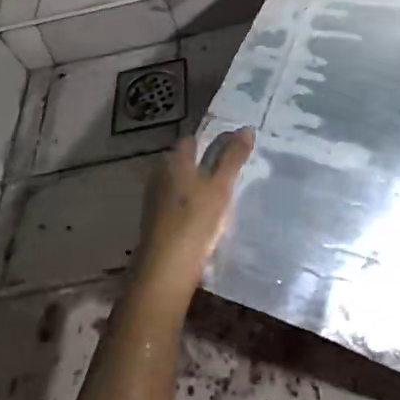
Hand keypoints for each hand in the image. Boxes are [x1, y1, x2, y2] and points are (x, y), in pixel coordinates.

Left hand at [133, 128, 254, 294]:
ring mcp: (154, 200)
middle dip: (201, 164)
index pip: (191, 141)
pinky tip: (202, 219)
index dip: (209, 142)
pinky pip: (174, 204)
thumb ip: (233, 157)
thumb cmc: (195, 220)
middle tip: (227, 174)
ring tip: (218, 198)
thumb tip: (246, 128)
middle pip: (183, 162)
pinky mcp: (154, 223)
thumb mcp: (221, 186)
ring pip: (178, 184)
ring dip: (194, 186)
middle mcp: (161, 175)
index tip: (229, 150)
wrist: (165, 270)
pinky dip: (188, 205)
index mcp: (175, 161)